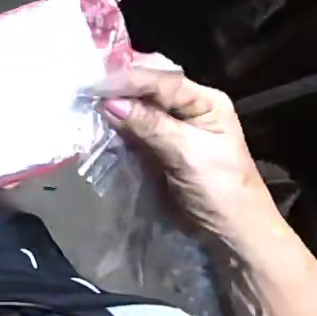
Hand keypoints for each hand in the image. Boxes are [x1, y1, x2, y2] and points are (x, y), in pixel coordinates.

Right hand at [97, 54, 278, 242]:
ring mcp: (170, 126)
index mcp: (205, 101)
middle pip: (148, 85)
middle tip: (85, 86)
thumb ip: (151, 125)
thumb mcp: (189, 155)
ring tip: (84, 99)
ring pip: (137, 104)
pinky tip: (96, 119)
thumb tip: (109, 102)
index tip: (95, 84)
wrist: (232, 236)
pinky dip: (114, 122)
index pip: (162, 79)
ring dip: (112, 103)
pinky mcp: (156, 145)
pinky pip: (131, 126)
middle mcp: (187, 106)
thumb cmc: (222, 193)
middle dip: (118, 85)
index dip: (128, 79)